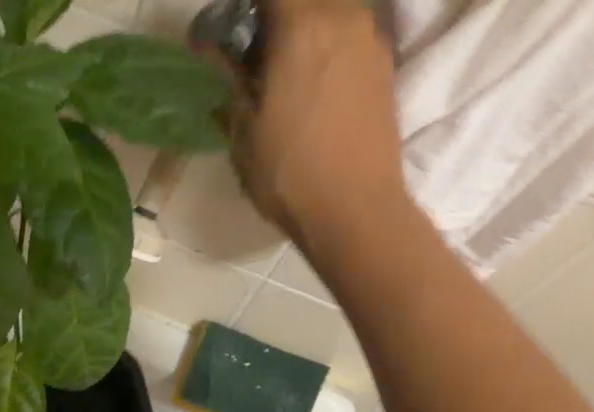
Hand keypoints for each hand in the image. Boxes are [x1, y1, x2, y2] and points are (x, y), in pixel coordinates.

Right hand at [222, 0, 407, 242]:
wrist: (354, 209)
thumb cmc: (289, 174)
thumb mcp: (243, 130)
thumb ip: (229, 77)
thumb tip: (208, 46)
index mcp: (302, 27)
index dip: (247, 7)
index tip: (230, 26)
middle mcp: (343, 18)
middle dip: (277, 12)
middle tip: (252, 45)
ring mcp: (370, 39)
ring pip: (334, 8)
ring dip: (306, 23)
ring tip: (280, 60)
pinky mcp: (385, 64)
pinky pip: (351, 31)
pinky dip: (328, 39)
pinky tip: (310, 77)